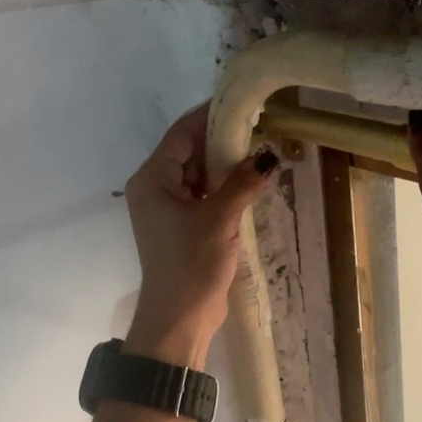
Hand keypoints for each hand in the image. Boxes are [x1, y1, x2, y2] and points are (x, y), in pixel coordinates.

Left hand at [123, 105, 278, 369]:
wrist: (179, 318)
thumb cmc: (192, 263)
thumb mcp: (220, 218)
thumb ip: (243, 182)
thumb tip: (268, 154)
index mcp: (153, 179)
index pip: (181, 134)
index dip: (210, 116)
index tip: (241, 102)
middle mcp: (156, 188)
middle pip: (191, 152)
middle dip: (224, 141)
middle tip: (262, 126)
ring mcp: (170, 209)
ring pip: (201, 175)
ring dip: (228, 166)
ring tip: (264, 150)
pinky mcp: (185, 227)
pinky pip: (206, 196)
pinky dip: (227, 188)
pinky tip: (254, 182)